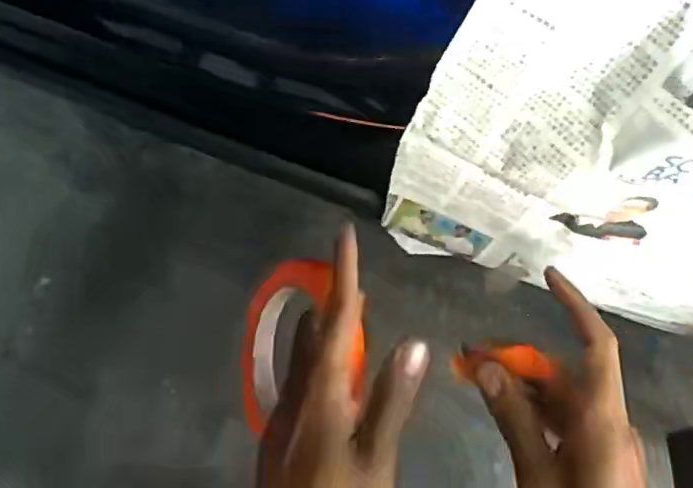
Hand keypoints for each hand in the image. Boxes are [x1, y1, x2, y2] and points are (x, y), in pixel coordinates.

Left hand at [257, 224, 430, 487]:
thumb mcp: (376, 460)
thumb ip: (392, 399)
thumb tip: (414, 340)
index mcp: (321, 387)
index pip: (335, 316)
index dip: (342, 272)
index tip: (343, 232)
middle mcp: (295, 390)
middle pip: (315, 331)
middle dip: (335, 304)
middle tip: (356, 284)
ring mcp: (282, 413)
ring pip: (303, 355)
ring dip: (323, 333)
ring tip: (345, 319)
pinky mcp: (277, 435)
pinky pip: (298, 381)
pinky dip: (316, 364)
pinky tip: (330, 380)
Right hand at [472, 268, 646, 487]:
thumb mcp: (537, 476)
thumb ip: (513, 417)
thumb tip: (486, 364)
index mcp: (604, 421)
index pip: (597, 345)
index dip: (575, 305)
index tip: (548, 275)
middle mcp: (613, 426)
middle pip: (566, 373)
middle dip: (519, 358)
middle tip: (471, 356)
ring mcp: (611, 448)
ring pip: (565, 399)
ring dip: (524, 386)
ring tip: (479, 381)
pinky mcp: (605, 468)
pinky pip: (570, 423)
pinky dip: (538, 412)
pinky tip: (508, 413)